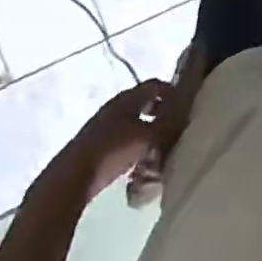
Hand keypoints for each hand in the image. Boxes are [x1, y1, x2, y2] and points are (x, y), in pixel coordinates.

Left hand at [43, 80, 172, 203]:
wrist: (73, 175)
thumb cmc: (113, 150)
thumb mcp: (147, 137)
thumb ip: (167, 127)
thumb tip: (182, 117)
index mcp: (128, 99)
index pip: (155, 85)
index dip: (172, 92)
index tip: (187, 105)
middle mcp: (116, 107)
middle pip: (145, 104)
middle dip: (162, 114)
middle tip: (177, 129)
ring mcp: (105, 126)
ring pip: (135, 124)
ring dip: (150, 134)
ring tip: (161, 151)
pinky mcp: (99, 146)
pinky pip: (125, 141)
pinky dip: (136, 148)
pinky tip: (141, 167)